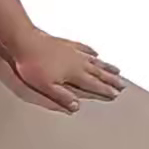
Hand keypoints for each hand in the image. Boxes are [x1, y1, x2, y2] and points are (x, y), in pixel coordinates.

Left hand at [5, 30, 124, 112]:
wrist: (25, 42)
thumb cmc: (33, 65)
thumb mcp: (46, 86)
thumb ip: (62, 96)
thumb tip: (76, 106)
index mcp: (75, 74)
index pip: (94, 85)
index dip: (105, 90)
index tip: (115, 94)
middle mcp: (78, 62)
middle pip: (99, 73)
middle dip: (111, 79)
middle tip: (123, 84)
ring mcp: (74, 51)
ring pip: (95, 60)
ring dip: (107, 66)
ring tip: (117, 70)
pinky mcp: (67, 43)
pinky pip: (84, 48)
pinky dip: (92, 52)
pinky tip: (96, 53)